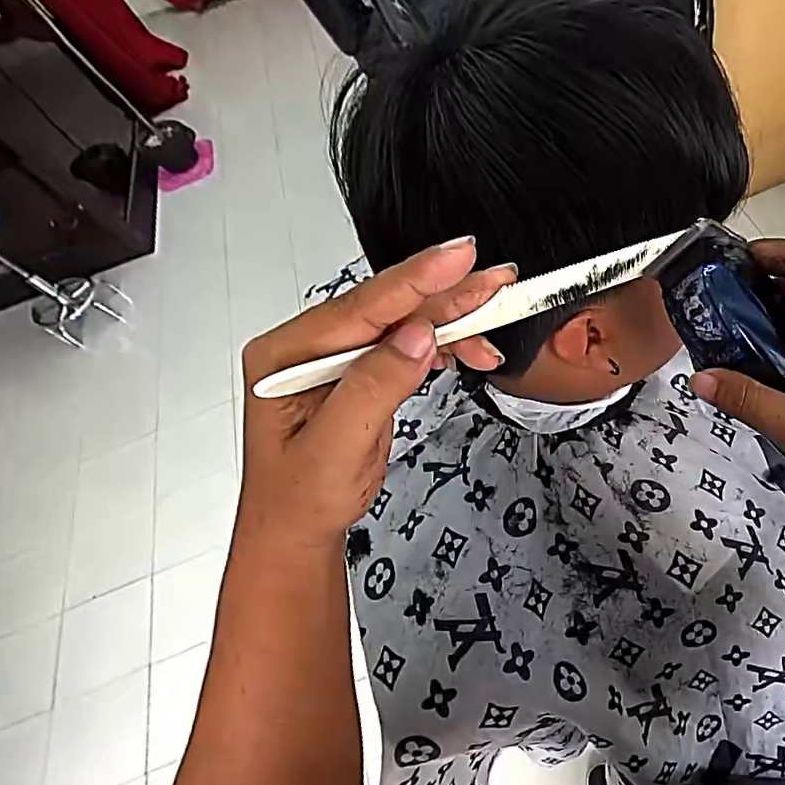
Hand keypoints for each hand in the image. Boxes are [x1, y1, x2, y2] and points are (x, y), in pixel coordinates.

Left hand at [238, 238, 510, 551]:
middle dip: (447, 294)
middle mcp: (314, 349)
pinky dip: (446, 346)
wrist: (299, 526)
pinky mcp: (366, 373)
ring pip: (407, 325)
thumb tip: (415, 337)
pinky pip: (411, 347)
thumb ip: (373, 387)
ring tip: (495, 313)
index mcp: (289, 356)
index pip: (361, 307)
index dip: (416, 280)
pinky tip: (469, 346)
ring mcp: (342, 360)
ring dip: (454, 322)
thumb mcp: (335, 448)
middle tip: (494, 280)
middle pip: (390, 308)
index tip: (457, 257)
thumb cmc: (300, 497)